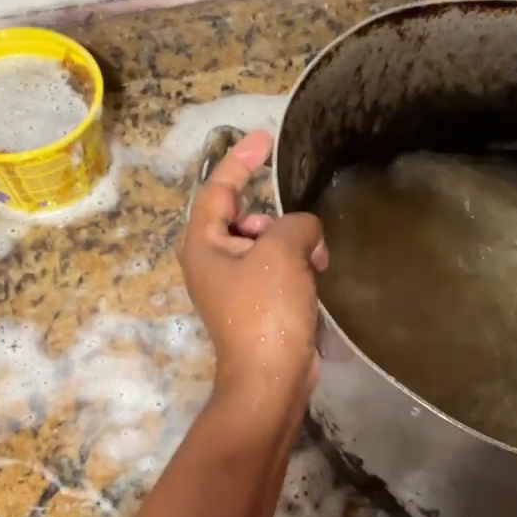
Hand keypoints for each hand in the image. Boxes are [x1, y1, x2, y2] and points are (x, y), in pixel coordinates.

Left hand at [178, 130, 329, 407]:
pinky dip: (295, 267)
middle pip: (245, 218)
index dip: (240, 160)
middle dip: (277, 219)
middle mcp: (212, 262)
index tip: (264, 138)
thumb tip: (304, 234)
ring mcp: (233, 287)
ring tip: (314, 263)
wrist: (271, 378)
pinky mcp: (256, 306)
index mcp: (202, 244)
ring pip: (266, 244)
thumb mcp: (282, 252)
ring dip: (293, 245)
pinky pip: (276, 269)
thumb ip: (296, 223)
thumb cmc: (266, 311)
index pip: (218, 189)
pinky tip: (314, 279)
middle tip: (302, 235)